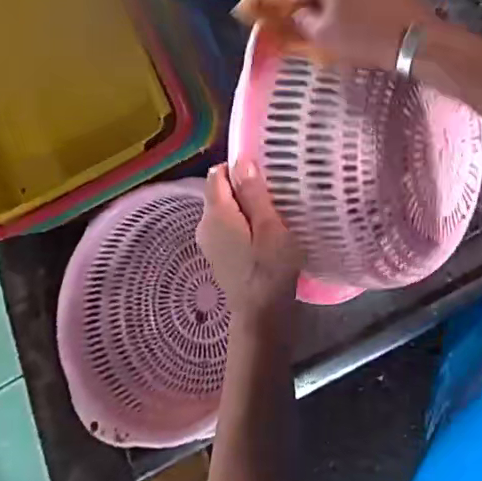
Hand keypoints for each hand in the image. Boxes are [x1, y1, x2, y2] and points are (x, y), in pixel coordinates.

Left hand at [196, 161, 300, 322]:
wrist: (260, 319)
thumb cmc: (269, 270)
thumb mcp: (270, 227)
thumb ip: (254, 194)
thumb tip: (241, 161)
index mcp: (215, 213)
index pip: (217, 174)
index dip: (239, 167)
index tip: (265, 171)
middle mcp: (205, 224)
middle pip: (221, 191)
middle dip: (246, 188)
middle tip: (277, 192)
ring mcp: (209, 241)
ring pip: (226, 210)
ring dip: (247, 207)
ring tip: (276, 211)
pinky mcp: (218, 255)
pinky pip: (228, 227)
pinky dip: (244, 224)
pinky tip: (265, 233)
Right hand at [290, 0, 441, 71]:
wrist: (416, 39)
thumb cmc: (363, 37)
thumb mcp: (323, 36)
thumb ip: (303, 21)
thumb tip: (300, 13)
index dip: (299, 9)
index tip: (304, 26)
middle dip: (321, 1)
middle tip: (324, 26)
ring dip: (340, 0)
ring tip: (345, 23)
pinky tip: (363, 17)